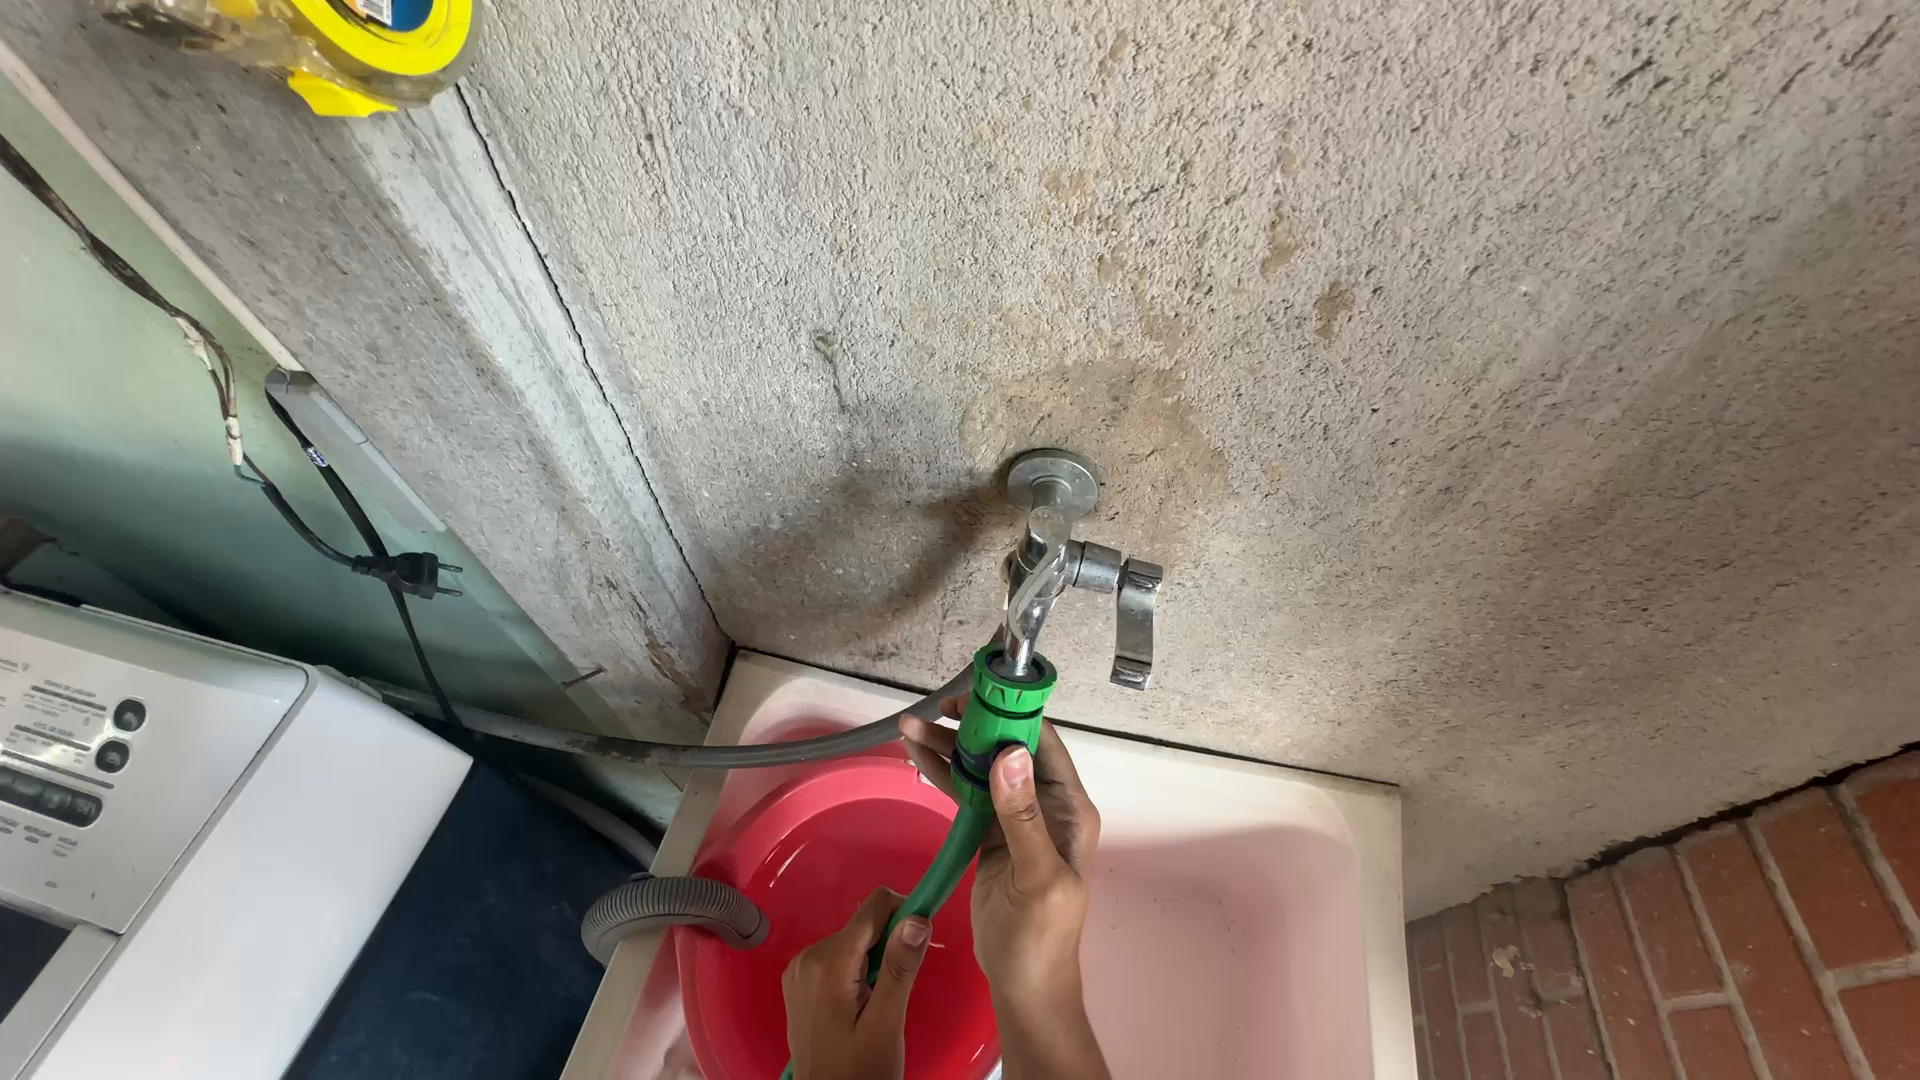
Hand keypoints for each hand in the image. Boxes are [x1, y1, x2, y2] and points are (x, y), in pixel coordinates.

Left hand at [783, 888, 931, 1079]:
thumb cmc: (860, 1073)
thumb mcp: (886, 1025)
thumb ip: (900, 968)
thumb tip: (918, 917)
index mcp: (828, 962)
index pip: (874, 907)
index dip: (904, 913)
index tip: (922, 940)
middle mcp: (808, 955)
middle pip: (864, 925)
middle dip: (889, 946)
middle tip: (896, 990)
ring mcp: (800, 968)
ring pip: (854, 940)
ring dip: (874, 960)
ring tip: (876, 1002)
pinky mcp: (800, 981)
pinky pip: (839, 955)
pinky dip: (857, 969)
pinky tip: (859, 1004)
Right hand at [898, 698, 1100, 1002]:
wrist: (1022, 985)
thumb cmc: (1041, 936)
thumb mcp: (1037, 876)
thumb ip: (1023, 816)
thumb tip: (1009, 754)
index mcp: (1069, 806)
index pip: (1041, 743)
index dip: (1010, 715)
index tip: (975, 699)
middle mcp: (1044, 801)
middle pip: (1006, 748)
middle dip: (972, 725)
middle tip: (936, 709)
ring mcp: (1014, 814)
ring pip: (981, 767)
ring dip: (949, 747)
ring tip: (912, 725)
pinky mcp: (989, 830)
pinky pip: (965, 792)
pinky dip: (943, 773)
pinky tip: (917, 754)